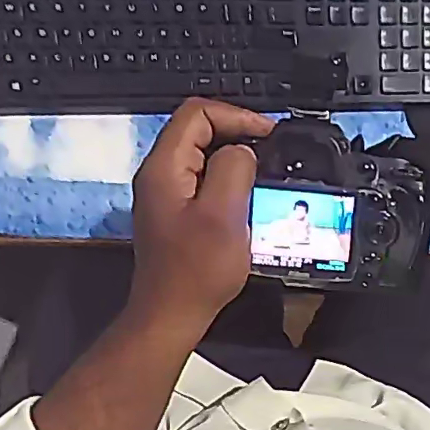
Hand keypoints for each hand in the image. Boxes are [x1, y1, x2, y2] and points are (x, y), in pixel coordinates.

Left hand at [127, 99, 274, 337]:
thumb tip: (243, 152)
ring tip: (265, 171)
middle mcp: (158, 175)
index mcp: (164, 168)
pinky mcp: (175, 212)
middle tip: (271, 150)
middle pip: (197, 131)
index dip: (236, 116)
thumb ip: (234, 169)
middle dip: (237, 133)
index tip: (268, 134)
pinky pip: (202, 180)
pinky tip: (248, 195)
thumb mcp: (223, 214)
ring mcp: (165, 194)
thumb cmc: (196, 271)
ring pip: (202, 156)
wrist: (172, 314)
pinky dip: (227, 179)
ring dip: (234, 157)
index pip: (197, 114)